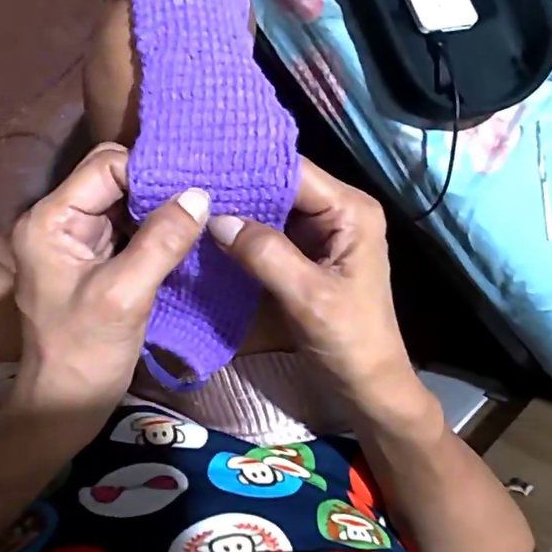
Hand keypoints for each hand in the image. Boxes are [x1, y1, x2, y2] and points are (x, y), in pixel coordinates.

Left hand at [9, 143, 209, 416]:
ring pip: (124, 201)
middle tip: (206, 190)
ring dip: (161, 205)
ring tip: (204, 206)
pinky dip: (157, 227)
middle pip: (114, 178)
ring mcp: (77, 241)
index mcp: (50, 220)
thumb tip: (200, 194)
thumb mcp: (124, 296)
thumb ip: (161, 242)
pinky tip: (187, 230)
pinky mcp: (95, 260)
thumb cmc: (84, 354)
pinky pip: (129, 227)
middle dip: (158, 183)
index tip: (196, 179)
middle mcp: (58, 221)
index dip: (150, 169)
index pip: (105, 167)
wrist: (63, 405)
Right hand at [208, 158, 439, 433]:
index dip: (249, 167)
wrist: (365, 385)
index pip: (293, 172)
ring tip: (189, 204)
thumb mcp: (307, 296)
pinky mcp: (304, 254)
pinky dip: (241, 234)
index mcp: (350, 211)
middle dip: (237, 187)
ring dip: (235, 210)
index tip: (202, 165)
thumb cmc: (348, 340)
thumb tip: (216, 218)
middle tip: (185, 184)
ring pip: (269, 209)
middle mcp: (337, 212)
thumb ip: (264, 253)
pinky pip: (267, 233)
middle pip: (279, 186)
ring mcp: (319, 233)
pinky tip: (207, 232)